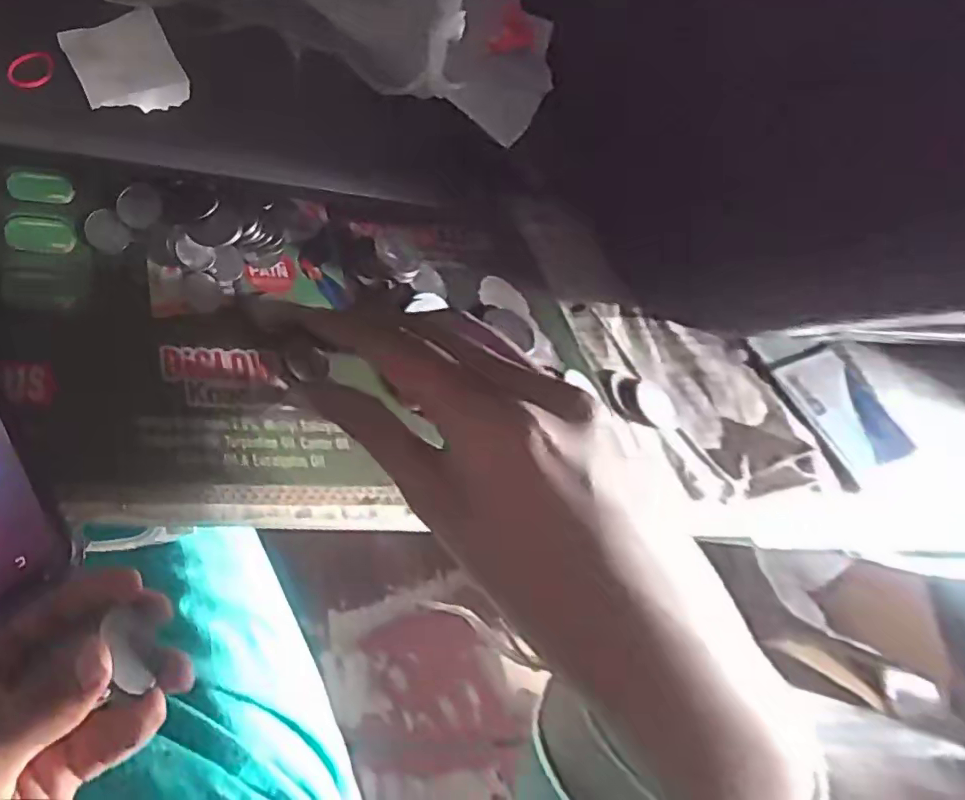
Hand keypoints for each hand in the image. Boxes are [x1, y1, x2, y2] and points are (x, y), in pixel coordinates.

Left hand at [0, 568, 193, 799]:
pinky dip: (128, 726)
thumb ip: (45, 703)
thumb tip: (102, 653)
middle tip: (163, 613)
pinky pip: (100, 741)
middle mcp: (17, 687)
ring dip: (137, 677)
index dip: (85, 595)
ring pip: (97, 693)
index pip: (41, 616)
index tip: (131, 582)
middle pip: (75, 647)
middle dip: (119, 629)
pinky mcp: (60, 773)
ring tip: (179, 669)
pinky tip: (154, 709)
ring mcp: (42, 730)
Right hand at [254, 300, 822, 799]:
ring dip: (429, 341)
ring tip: (389, 358)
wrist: (662, 648)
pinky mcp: (610, 415)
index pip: (397, 348)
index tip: (302, 316)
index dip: (341, 325)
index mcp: (489, 417)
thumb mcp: (436, 506)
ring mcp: (583, 397)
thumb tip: (313, 386)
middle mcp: (538, 389)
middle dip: (381, 322)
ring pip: (488, 344)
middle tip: (336, 331)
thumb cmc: (527, 584)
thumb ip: (376, 432)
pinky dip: (478, 369)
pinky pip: (527, 372)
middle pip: (441, 328)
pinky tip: (463, 399)